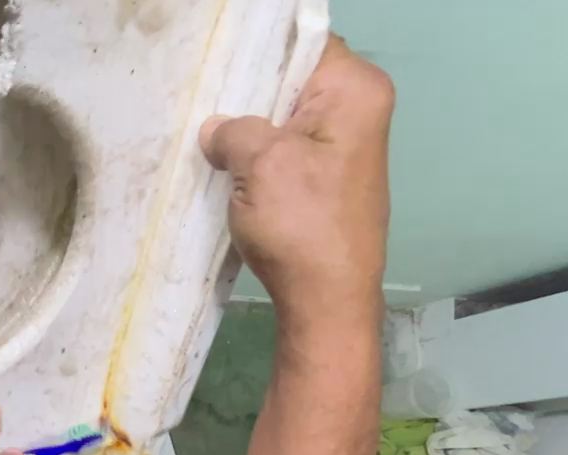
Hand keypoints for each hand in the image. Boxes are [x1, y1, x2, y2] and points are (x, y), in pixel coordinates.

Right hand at [200, 37, 393, 327]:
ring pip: (286, 126)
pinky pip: (289, 158)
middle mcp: (359, 112)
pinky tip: (234, 181)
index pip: (305, 46)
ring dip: (251, 139)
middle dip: (250, 101)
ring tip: (214, 150)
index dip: (260, 58)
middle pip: (293, 86)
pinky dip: (260, 166)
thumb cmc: (300, 223)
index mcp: (355, 91)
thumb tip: (217, 129)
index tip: (219, 76)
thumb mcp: (259, 165)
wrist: (326, 296)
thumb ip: (235, 133)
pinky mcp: (329, 185)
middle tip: (207, 116)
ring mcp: (345, 151)